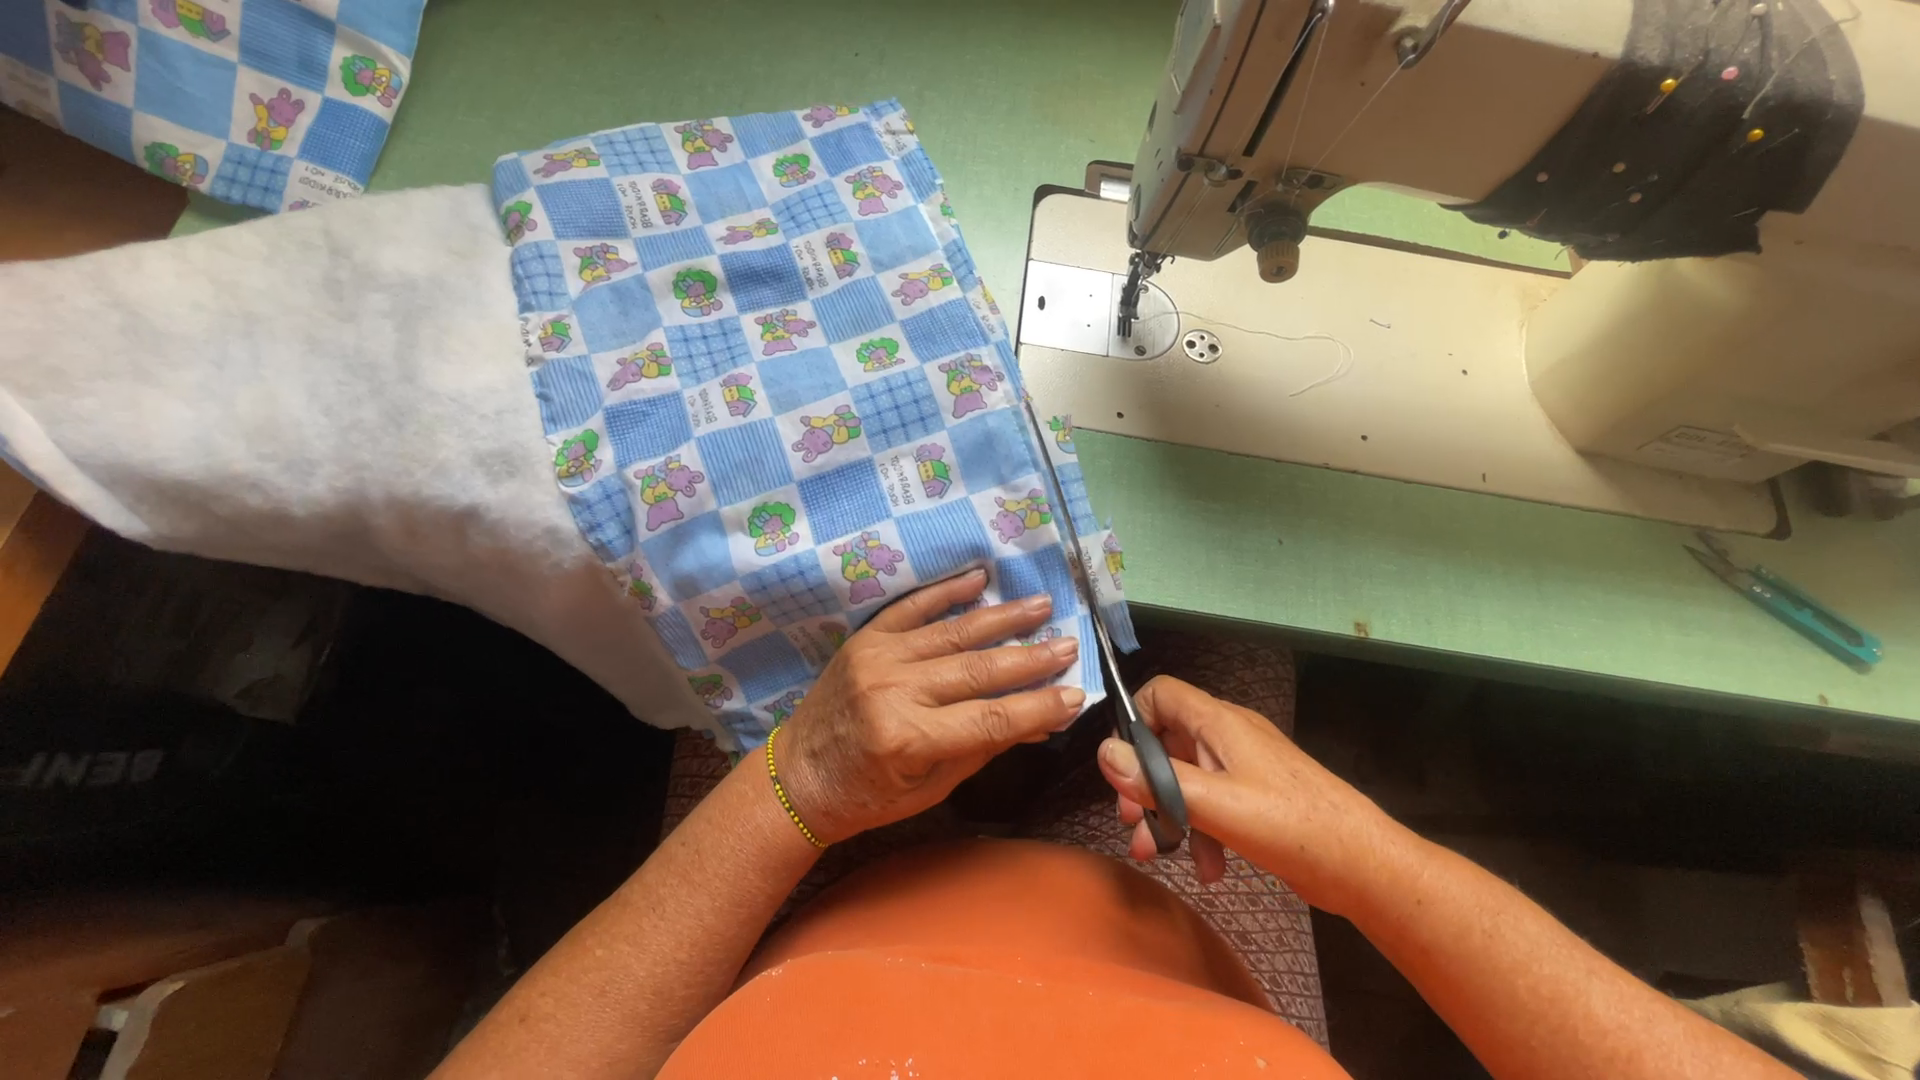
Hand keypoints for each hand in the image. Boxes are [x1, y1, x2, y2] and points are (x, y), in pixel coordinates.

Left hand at [776, 569, 1082, 844]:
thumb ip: (984, 747)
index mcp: (907, 736)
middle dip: (1030, 658)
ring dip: (1002, 618)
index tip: (1076, 695)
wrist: (797, 777)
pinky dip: (946, 592)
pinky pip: (911, 608)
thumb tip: (1040, 721)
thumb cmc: (868, 794)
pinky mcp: (865, 639)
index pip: (990, 718)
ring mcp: (877, 658)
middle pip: (977, 669)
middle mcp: (892, 690)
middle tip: (1069, 645)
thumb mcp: (931, 787)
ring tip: (1042, 605)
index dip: (1037, 707)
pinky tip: (979, 579)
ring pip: (953, 632)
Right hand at [1098, 675, 1408, 914]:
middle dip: (1144, 781)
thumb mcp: (1215, 804)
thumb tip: (1103, 753)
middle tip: (1132, 820)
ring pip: (1187, 777)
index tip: (1122, 765)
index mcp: (1219, 723)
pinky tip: (1209, 869)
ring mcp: (1244, 767)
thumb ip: (1157, 779)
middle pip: (1167, 741)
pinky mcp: (1256, 798)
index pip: (1160, 693)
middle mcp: (1229, 736)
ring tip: (1157, 853)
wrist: (1365, 867)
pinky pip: (1212, 802)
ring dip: (1168, 814)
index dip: (1134, 720)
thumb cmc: (1290, 826)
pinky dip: (1200, 830)